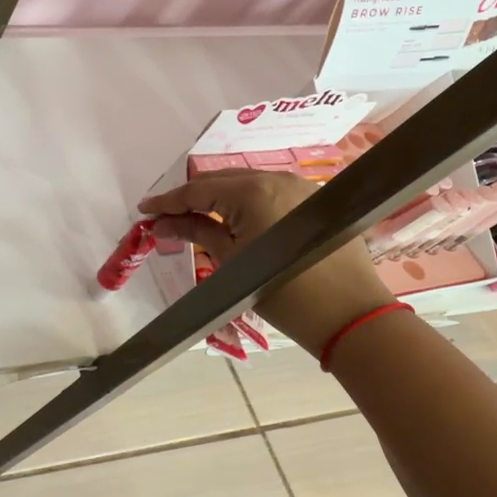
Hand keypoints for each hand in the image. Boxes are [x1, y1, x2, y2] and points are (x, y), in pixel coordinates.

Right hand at [138, 169, 396, 355]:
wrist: (352, 319)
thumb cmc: (284, 293)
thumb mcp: (230, 262)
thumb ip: (195, 232)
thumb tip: (160, 223)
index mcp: (253, 190)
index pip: (197, 190)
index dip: (168, 201)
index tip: (144, 209)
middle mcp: (277, 178)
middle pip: (221, 181)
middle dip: (192, 198)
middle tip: (166, 217)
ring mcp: (301, 187)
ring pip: (246, 185)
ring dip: (219, 199)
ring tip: (196, 218)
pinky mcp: (316, 202)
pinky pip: (270, 194)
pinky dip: (246, 203)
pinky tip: (233, 219)